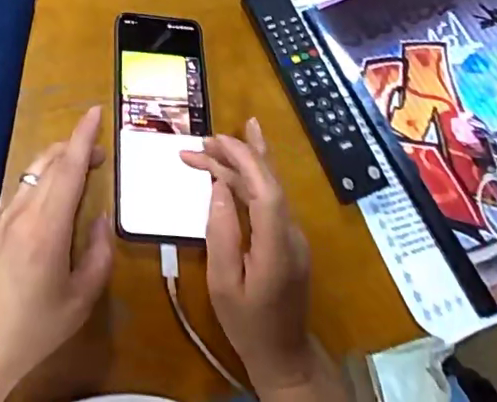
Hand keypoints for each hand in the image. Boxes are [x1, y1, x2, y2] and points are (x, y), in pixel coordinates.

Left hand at [0, 105, 113, 401]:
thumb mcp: (79, 300)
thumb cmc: (32, 329)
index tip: (95, 112)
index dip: (84, 137)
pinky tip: (54, 194)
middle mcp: (23, 211)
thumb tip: (102, 220)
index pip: (68, 168)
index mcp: (46, 227)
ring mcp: (4, 216)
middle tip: (101, 152)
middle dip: (76, 147)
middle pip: (50, 162)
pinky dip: (44, 176)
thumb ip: (98, 255)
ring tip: (82, 168)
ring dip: (59, 160)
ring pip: (34, 171)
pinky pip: (24, 187)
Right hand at [181, 117, 343, 399]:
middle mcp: (291, 233)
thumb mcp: (222, 284)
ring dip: (240, 165)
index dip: (243, 159)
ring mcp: (293, 233)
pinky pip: (269, 198)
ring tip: (212, 144)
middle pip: (268, 181)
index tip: (215, 142)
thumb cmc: (248, 325)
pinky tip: (240, 163)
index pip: (266, 190)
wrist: (284, 356)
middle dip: (236, 155)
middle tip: (203, 141)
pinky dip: (249, 178)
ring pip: (269, 186)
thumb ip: (220, 234)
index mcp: (276, 246)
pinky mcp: (288, 236)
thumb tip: (218, 188)